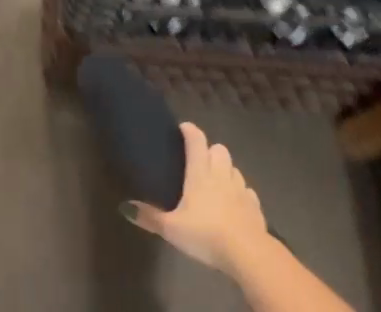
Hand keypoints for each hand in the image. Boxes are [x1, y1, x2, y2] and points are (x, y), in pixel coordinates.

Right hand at [123, 122, 269, 275]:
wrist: (248, 253)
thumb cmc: (206, 234)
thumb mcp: (172, 229)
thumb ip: (150, 217)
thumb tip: (125, 207)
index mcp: (200, 174)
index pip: (196, 141)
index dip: (189, 131)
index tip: (182, 128)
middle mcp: (221, 175)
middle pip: (219, 149)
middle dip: (209, 150)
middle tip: (198, 162)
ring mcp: (241, 189)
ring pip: (234, 168)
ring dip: (225, 170)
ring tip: (215, 182)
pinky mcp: (255, 206)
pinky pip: (247, 190)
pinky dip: (239, 192)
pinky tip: (233, 203)